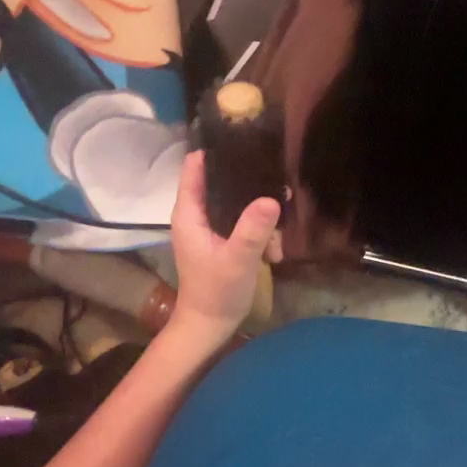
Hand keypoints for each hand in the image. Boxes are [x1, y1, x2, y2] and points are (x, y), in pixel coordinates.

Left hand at [167, 152, 279, 346]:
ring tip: (277, 228)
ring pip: (236, 203)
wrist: (210, 325)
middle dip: (247, 183)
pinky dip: (259, 229)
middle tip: (275, 182)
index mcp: (189, 213)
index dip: (216, 151)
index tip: (244, 140)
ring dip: (258, 213)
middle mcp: (196, 215)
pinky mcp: (223, 240)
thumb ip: (252, 229)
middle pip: (220, 181)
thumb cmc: (217, 291)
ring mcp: (209, 228)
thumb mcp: (238, 259)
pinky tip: (274, 247)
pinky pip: (242, 222)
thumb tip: (271, 198)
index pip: (195, 167)